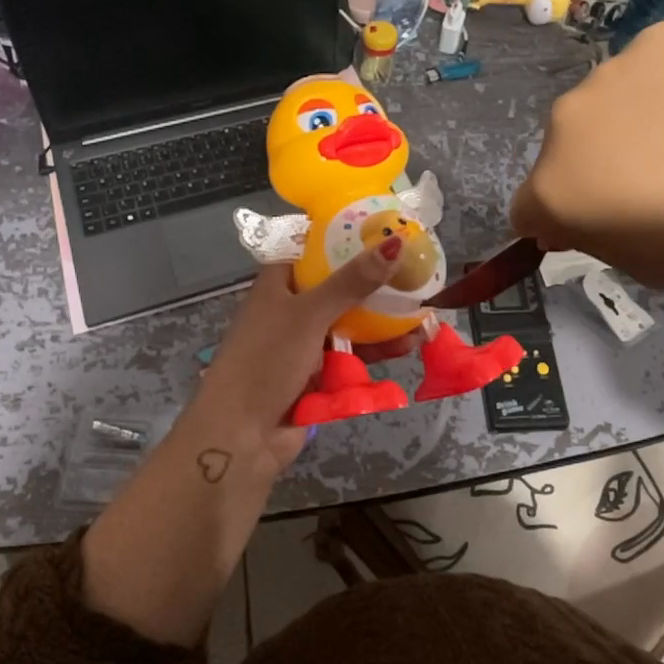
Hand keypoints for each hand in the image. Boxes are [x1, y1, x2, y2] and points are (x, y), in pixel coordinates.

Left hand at [196, 243, 405, 470]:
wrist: (241, 436)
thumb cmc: (266, 360)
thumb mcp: (309, 314)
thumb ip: (351, 282)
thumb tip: (394, 242)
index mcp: (277, 286)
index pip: (310, 250)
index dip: (342, 238)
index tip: (381, 228)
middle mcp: (289, 311)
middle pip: (336, 289)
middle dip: (374, 285)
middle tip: (415, 274)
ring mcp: (303, 345)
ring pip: (349, 325)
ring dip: (382, 323)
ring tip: (422, 316)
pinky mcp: (317, 377)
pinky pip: (351, 357)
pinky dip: (376, 351)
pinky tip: (407, 347)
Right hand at [510, 22, 663, 287]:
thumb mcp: (650, 267)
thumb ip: (599, 236)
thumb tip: (589, 214)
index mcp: (557, 187)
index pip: (528, 209)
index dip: (560, 222)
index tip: (600, 226)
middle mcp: (568, 121)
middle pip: (567, 148)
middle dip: (599, 165)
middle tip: (662, 183)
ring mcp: (615, 70)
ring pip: (610, 103)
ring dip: (635, 120)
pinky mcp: (662, 36)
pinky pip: (652, 69)